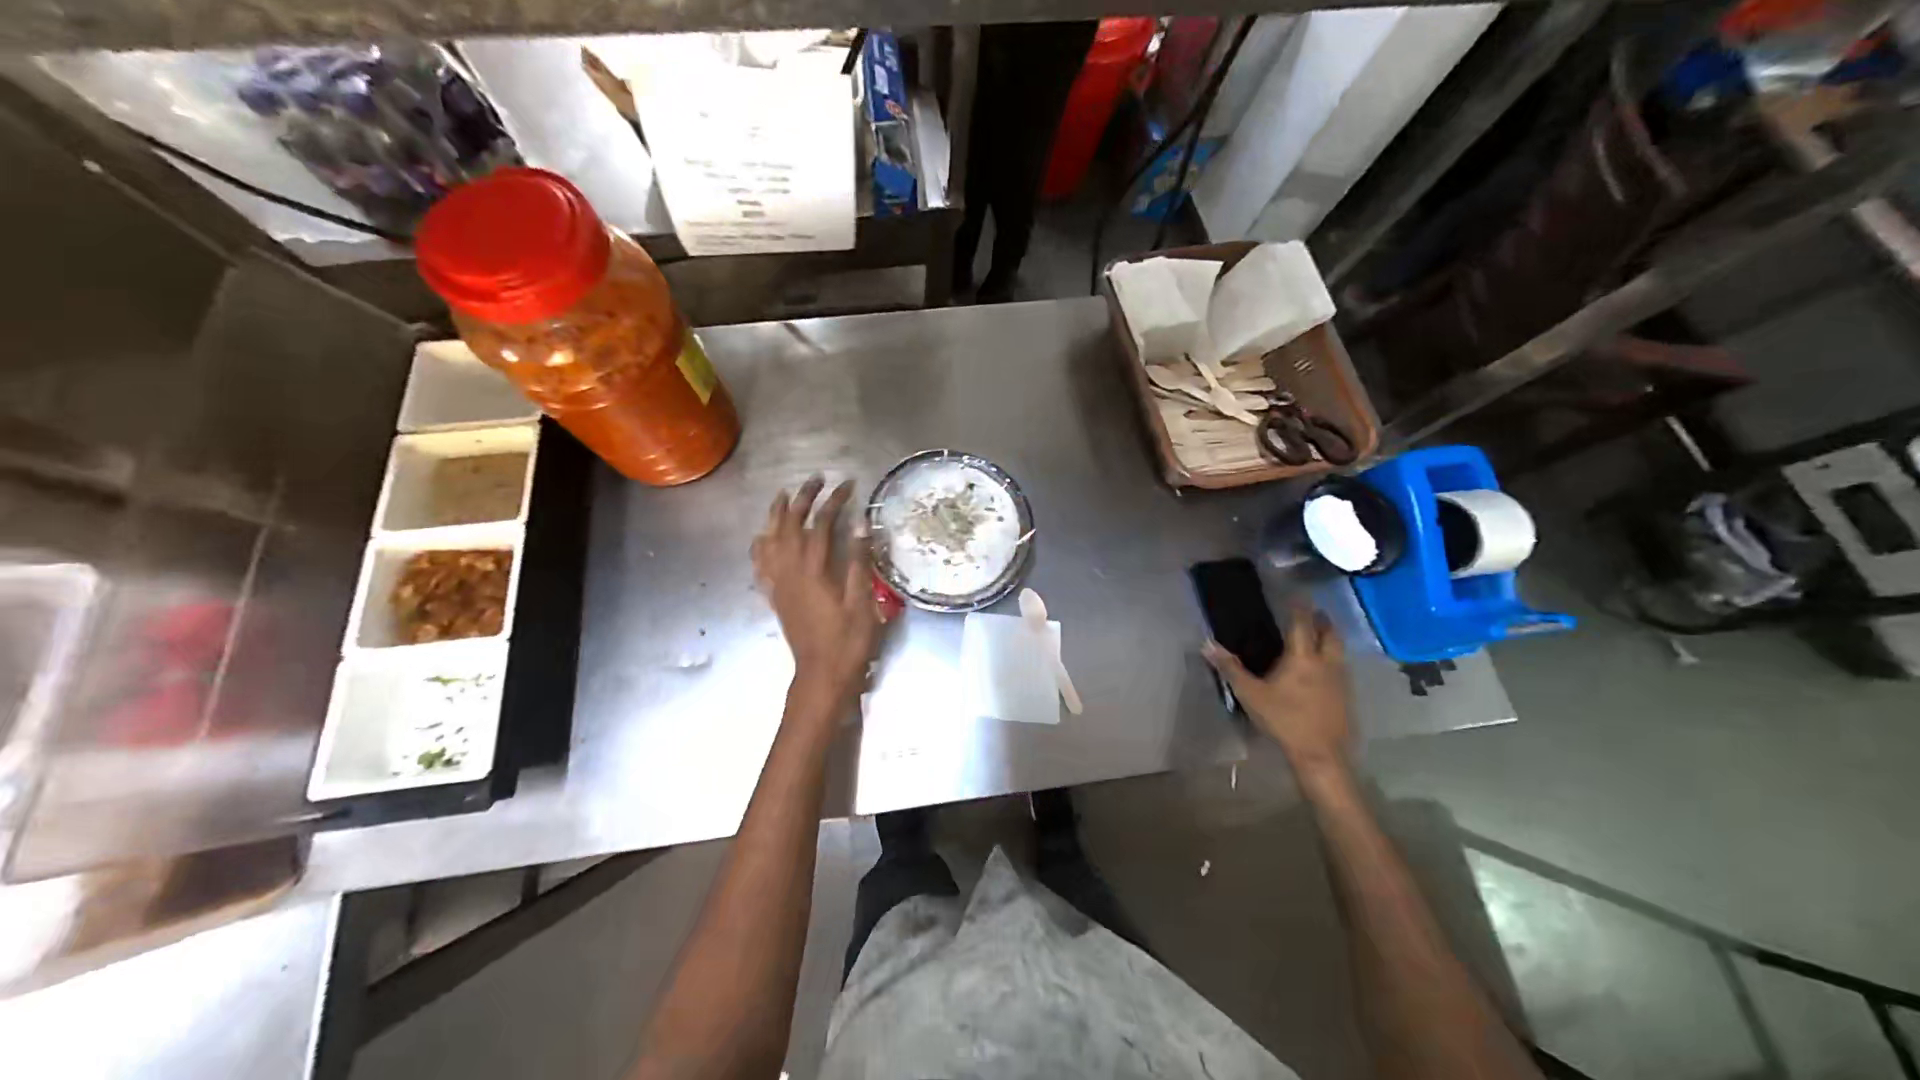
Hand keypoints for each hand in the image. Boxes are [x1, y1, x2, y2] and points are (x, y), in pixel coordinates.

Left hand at [751, 477, 880, 702]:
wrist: (821, 675)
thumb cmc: (848, 642)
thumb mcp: (863, 603)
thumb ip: (859, 563)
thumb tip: (860, 526)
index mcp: (814, 572)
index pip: (822, 525)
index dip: (834, 502)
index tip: (848, 485)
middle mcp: (791, 572)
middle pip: (791, 525)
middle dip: (803, 498)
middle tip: (817, 479)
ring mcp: (779, 584)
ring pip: (771, 540)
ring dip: (776, 514)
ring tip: (783, 496)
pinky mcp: (775, 596)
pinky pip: (761, 564)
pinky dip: (761, 545)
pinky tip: (763, 538)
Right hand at [1204, 601, 1352, 775]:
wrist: (1321, 754)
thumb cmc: (1284, 720)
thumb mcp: (1251, 694)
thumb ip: (1230, 668)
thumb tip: (1207, 644)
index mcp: (1303, 657)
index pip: (1303, 622)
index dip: (1300, 606)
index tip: (1297, 593)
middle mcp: (1326, 662)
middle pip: (1329, 632)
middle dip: (1321, 619)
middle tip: (1312, 611)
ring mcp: (1340, 679)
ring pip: (1338, 649)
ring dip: (1329, 637)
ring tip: (1317, 634)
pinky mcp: (1346, 695)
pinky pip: (1340, 666)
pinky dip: (1332, 657)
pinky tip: (1322, 667)